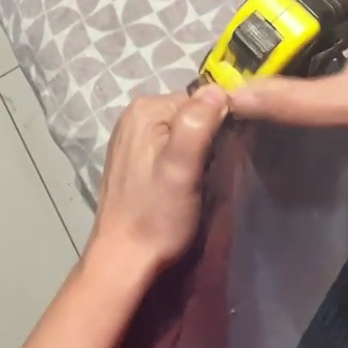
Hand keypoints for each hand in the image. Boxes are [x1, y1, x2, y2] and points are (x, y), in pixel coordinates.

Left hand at [87, 86, 229, 277]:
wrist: (124, 258)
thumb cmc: (156, 216)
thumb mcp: (182, 169)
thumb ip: (197, 125)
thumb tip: (219, 89)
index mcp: (145, 109)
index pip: (202, 100)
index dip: (220, 126)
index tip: (222, 157)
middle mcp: (134, 114)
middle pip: (192, 114)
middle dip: (208, 139)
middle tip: (209, 172)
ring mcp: (131, 136)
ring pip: (184, 131)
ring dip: (197, 153)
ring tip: (197, 180)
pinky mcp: (134, 157)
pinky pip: (171, 145)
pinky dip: (183, 161)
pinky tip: (182, 184)